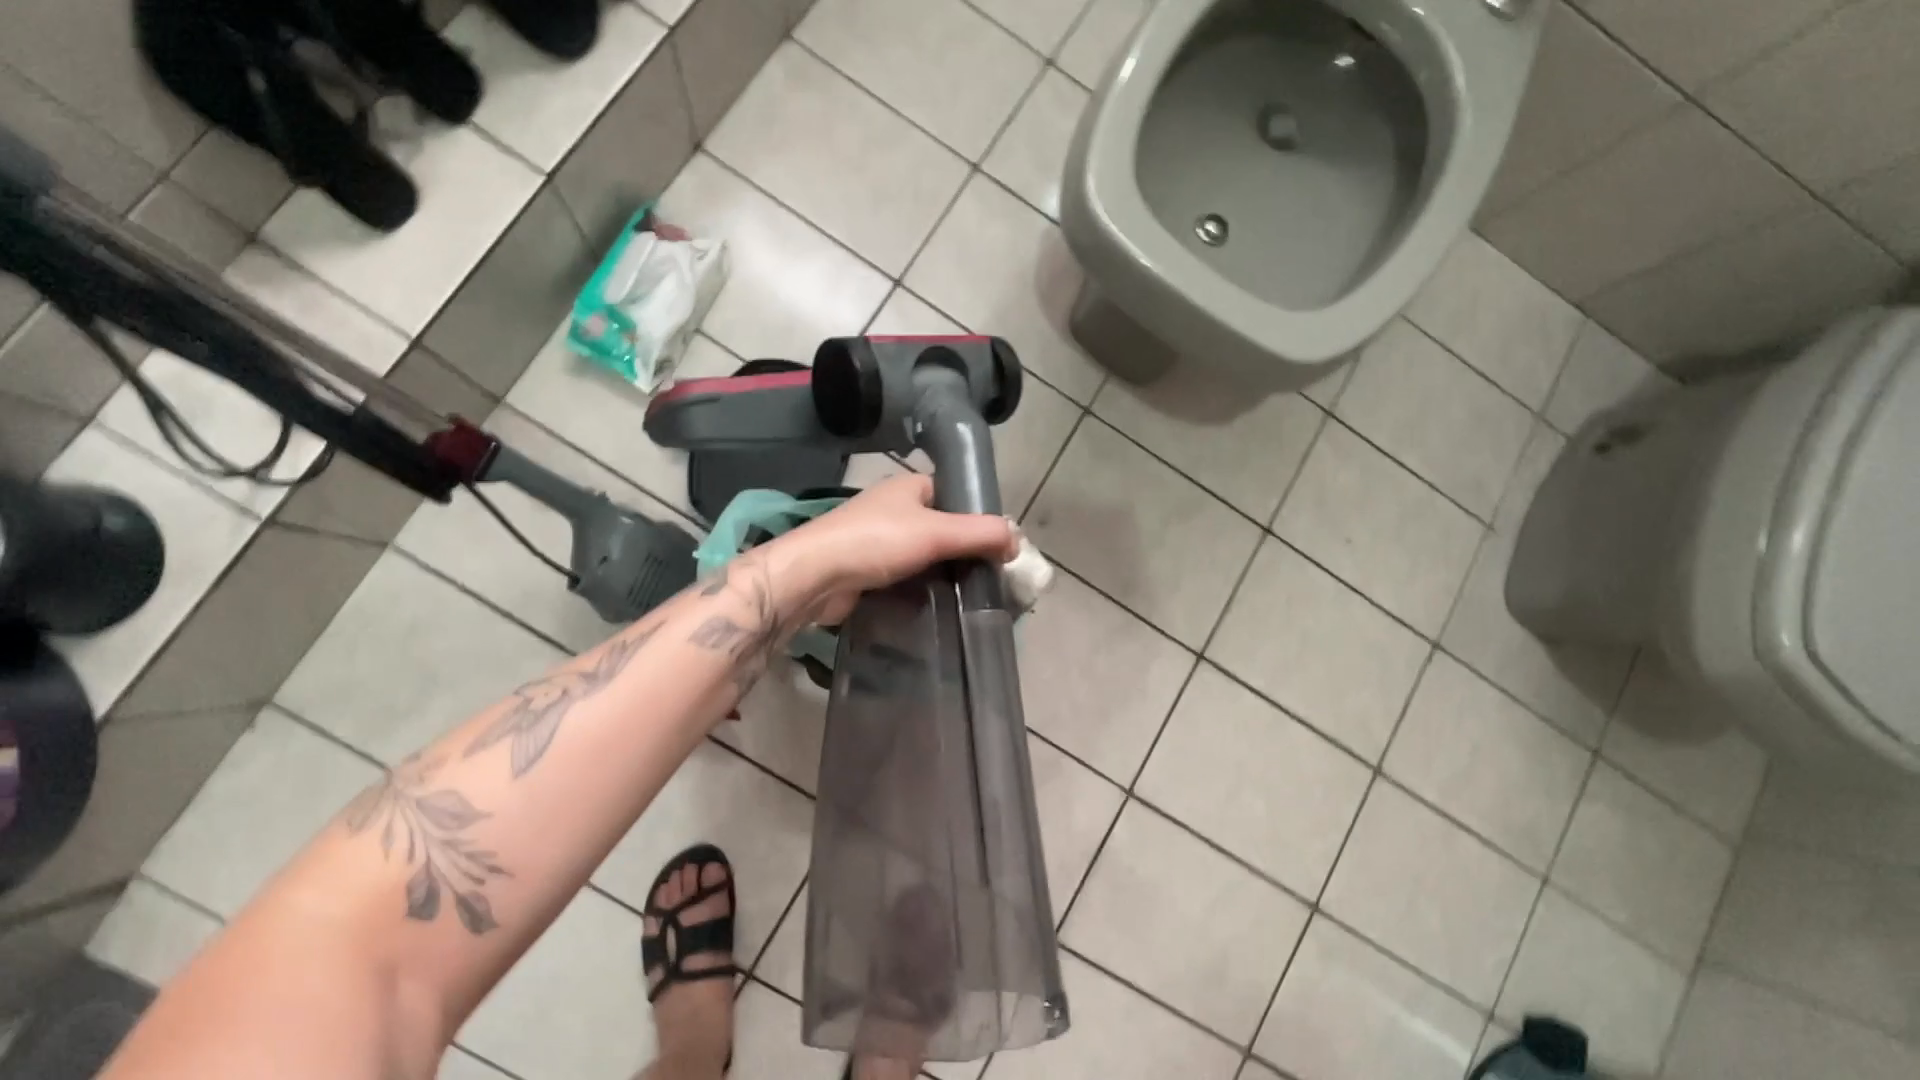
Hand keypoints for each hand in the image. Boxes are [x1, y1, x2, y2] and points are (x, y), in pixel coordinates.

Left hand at [767, 473, 1017, 622]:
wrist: (816, 576)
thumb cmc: (877, 541)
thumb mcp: (938, 532)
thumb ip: (981, 534)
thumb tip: (1018, 541)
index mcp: (908, 487)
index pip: (954, 495)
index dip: (978, 517)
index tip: (1000, 548)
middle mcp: (892, 509)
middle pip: (941, 529)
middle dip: (963, 552)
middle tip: (991, 579)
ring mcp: (876, 541)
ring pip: (923, 557)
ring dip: (942, 574)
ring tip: (972, 598)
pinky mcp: (866, 573)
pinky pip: (904, 579)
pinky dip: (921, 591)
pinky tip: (940, 608)